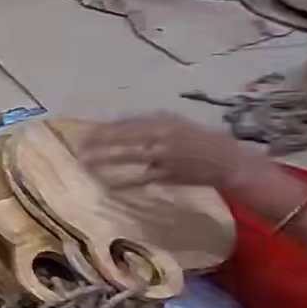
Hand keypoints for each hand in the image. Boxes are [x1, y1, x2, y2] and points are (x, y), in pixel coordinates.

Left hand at [80, 115, 247, 191]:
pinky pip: (141, 179)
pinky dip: (124, 183)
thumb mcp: (175, 126)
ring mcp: (165, 156)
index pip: (127, 122)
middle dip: (99, 141)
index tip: (85, 130)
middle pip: (123, 136)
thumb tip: (118, 127)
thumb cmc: (199, 142)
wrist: (228, 161)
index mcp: (163, 121)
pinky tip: (108, 186)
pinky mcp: (168, 174)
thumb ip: (149, 127)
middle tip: (78, 146)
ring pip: (128, 156)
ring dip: (105, 160)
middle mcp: (162, 135)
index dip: (105, 127)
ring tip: (85, 163)